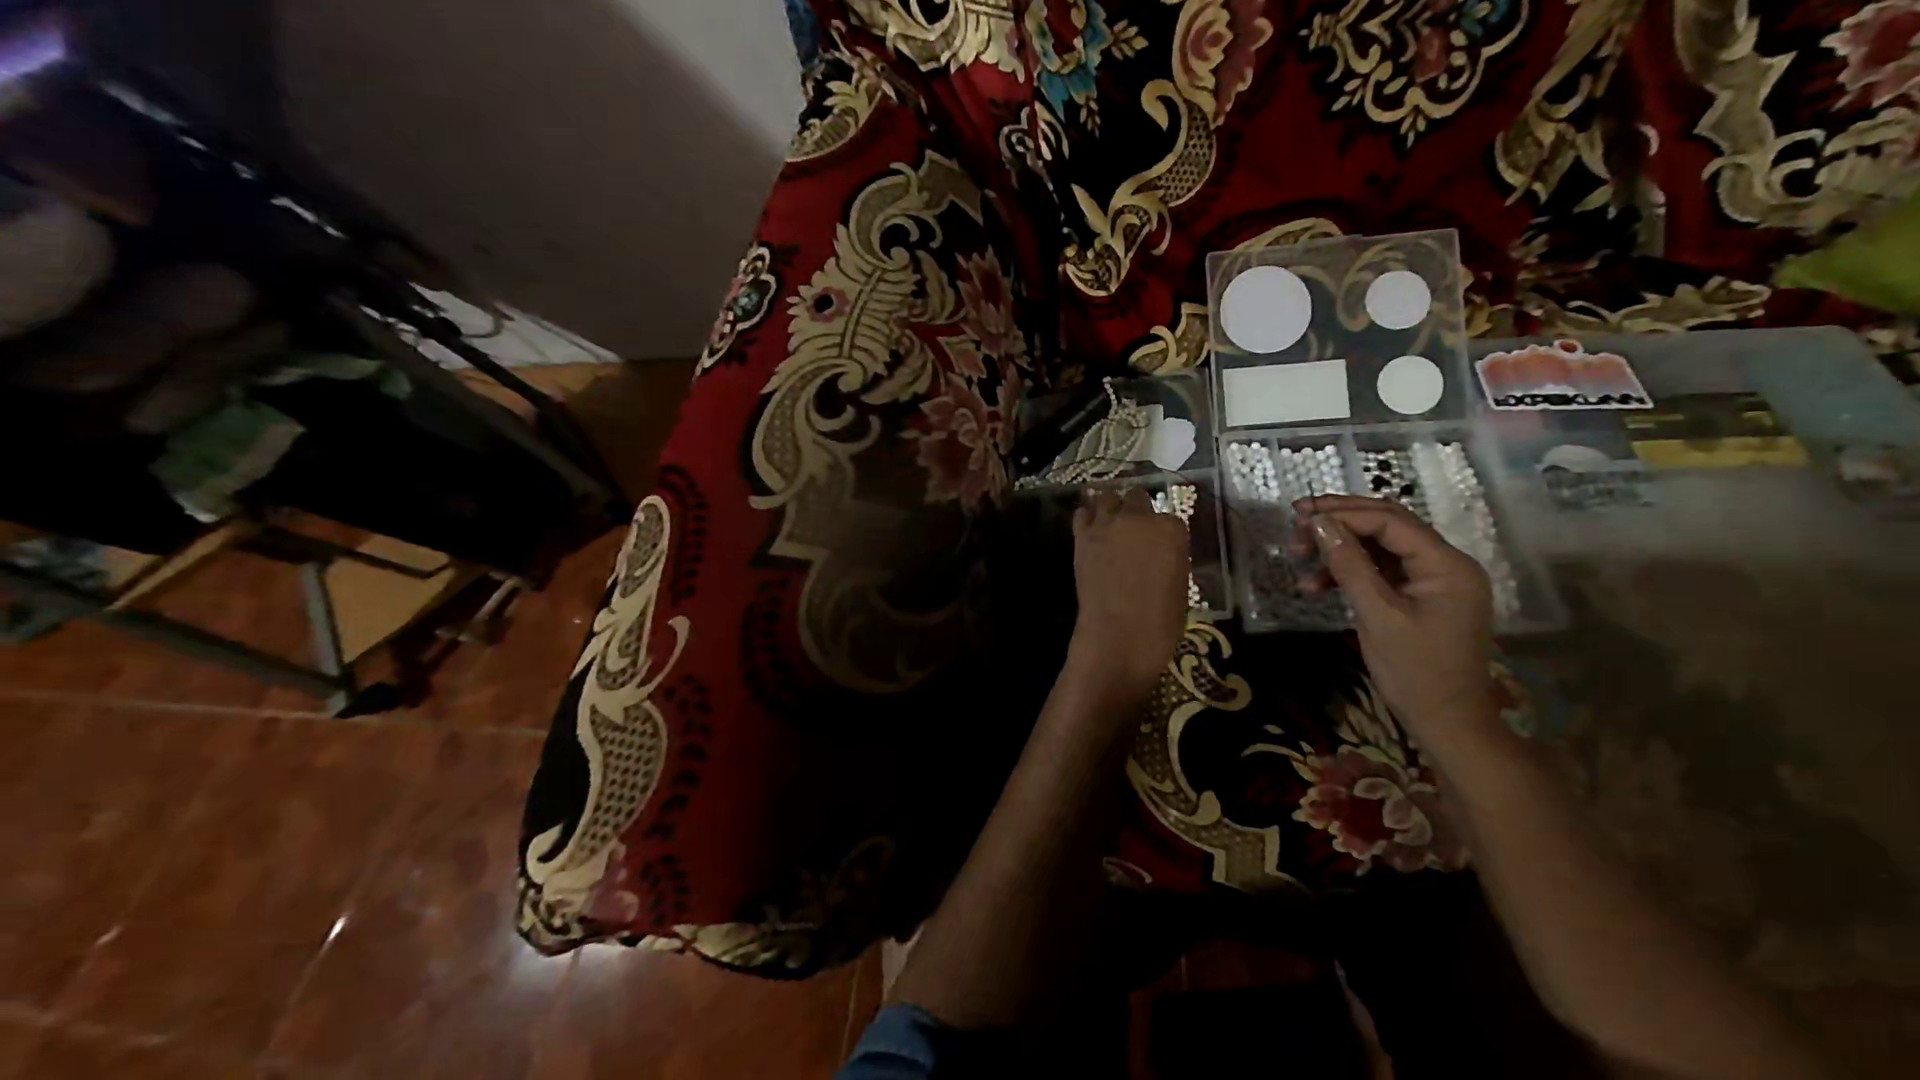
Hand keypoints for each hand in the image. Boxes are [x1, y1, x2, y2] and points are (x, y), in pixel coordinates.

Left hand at [1069, 487, 1190, 690]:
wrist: (1118, 635)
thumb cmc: (1160, 620)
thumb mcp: (1180, 585)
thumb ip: (1170, 558)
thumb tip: (1159, 554)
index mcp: (1172, 530)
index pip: (1170, 518)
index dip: (1163, 531)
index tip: (1158, 544)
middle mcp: (1139, 519)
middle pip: (1137, 497)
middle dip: (1137, 509)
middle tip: (1135, 529)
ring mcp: (1108, 525)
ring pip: (1107, 497)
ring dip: (1110, 508)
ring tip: (1111, 523)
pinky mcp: (1082, 536)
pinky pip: (1082, 514)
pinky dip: (1087, 518)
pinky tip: (1091, 529)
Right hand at [1293, 495, 1497, 741]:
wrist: (1446, 722)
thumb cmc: (1415, 671)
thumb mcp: (1377, 615)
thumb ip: (1349, 565)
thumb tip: (1319, 523)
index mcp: (1447, 565)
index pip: (1391, 521)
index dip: (1344, 514)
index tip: (1301, 516)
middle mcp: (1446, 564)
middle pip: (1388, 526)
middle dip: (1340, 522)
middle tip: (1296, 523)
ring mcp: (1434, 580)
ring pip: (1381, 547)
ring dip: (1340, 547)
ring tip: (1298, 553)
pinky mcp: (1420, 596)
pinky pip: (1382, 571)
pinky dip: (1350, 572)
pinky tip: (1317, 585)